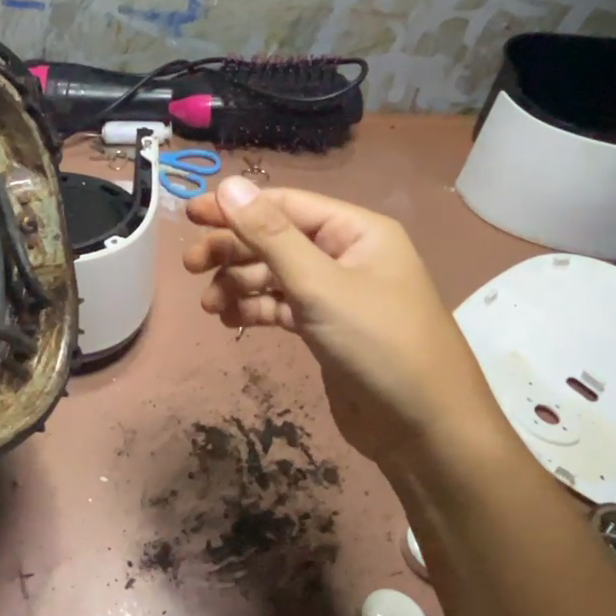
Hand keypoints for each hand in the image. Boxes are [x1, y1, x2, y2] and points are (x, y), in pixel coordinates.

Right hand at [182, 177, 505, 462]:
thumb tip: (228, 184)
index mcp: (356, 232)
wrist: (426, 431)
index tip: (190, 216)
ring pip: (274, 275)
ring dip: (238, 284)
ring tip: (210, 305)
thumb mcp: (319, 285)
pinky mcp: (327, 328)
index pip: (285, 205)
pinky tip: (230, 321)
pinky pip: (281, 306)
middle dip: (232, 250)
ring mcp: (337, 293)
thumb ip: (269, 235)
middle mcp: (347, 255)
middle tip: (190, 266)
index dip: (236, 207)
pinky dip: (255, 309)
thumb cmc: (378, 344)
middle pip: (275, 239)